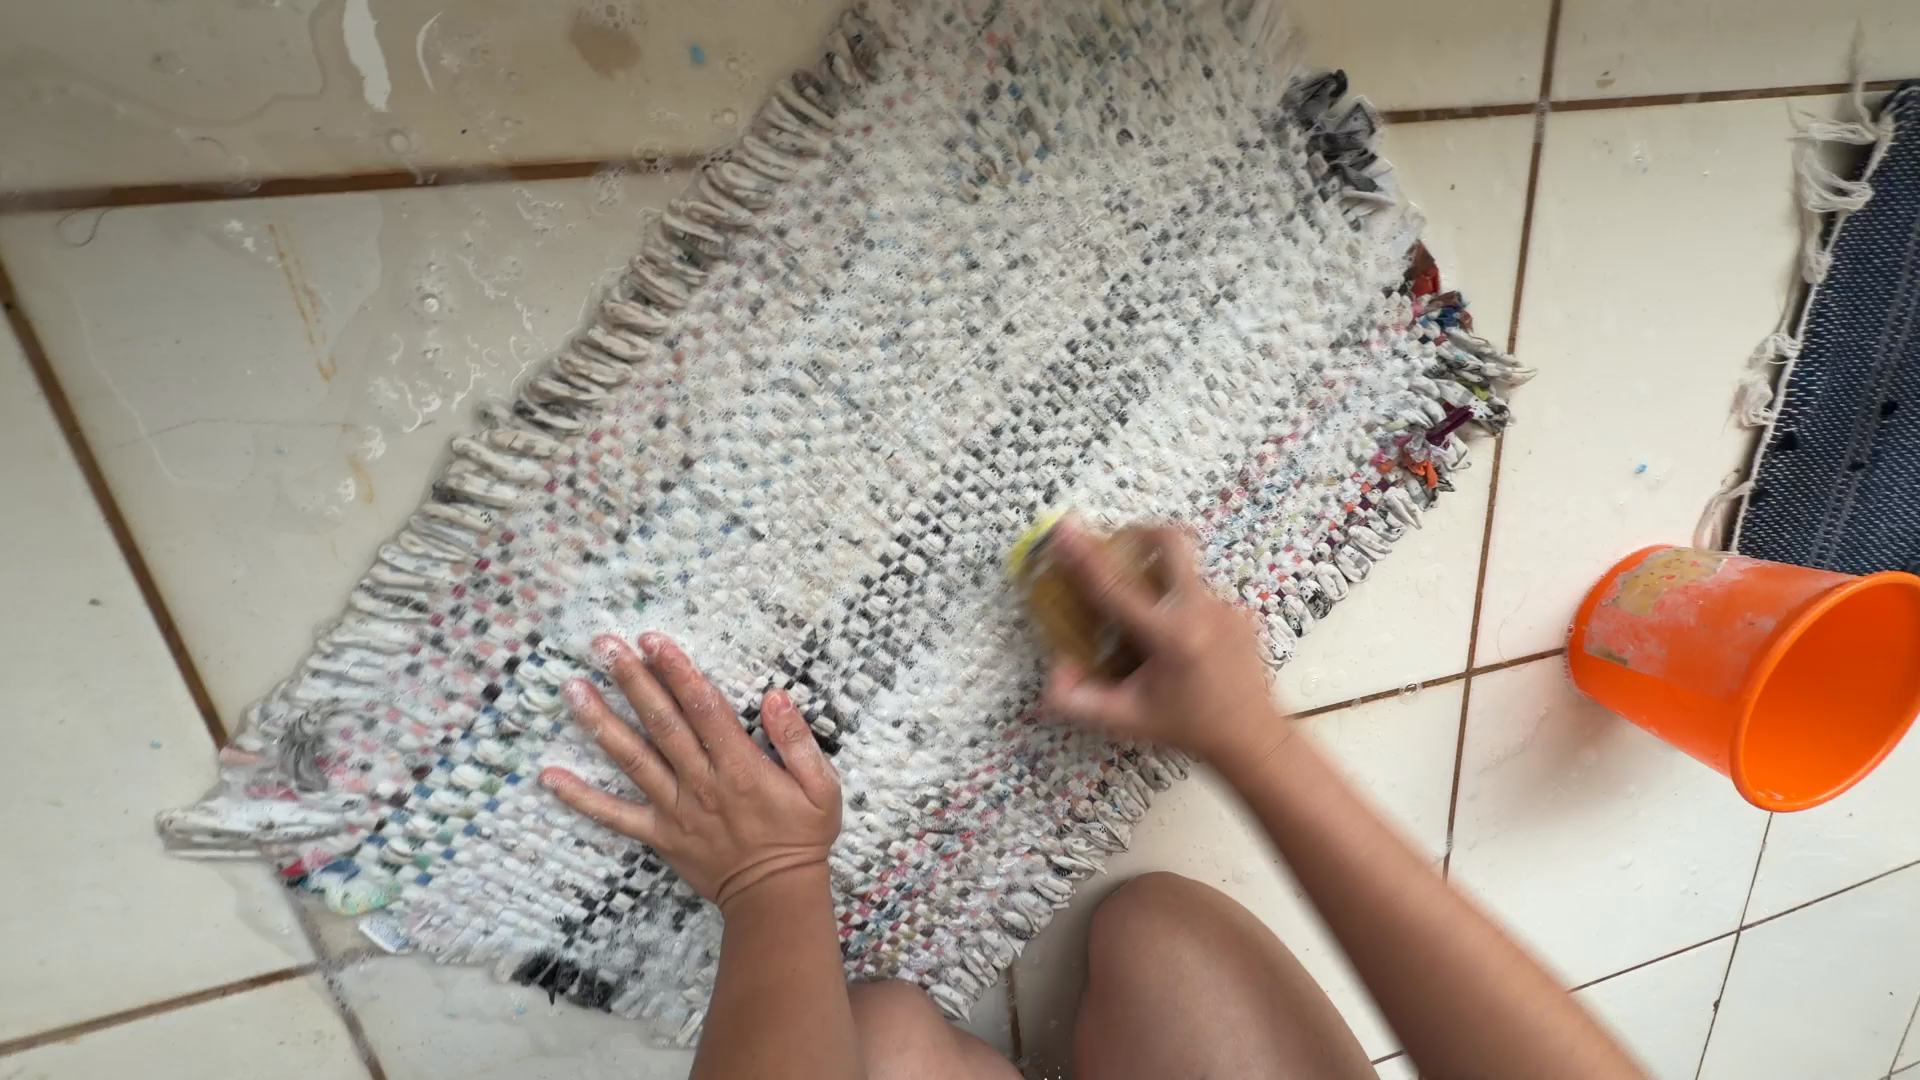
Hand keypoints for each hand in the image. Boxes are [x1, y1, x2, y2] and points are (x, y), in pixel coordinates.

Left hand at [539, 632, 841, 910]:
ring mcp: (675, 809)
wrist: (775, 895)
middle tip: (604, 646)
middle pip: (662, 723)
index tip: (654, 641)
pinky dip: (580, 798)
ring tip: (574, 688)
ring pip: (633, 759)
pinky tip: (549, 777)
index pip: (704, 708)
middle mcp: (701, 782)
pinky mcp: (659, 835)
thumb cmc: (802, 835)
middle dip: (633, 681)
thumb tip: (775, 696)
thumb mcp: (822, 786)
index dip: (678, 672)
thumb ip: (798, 740)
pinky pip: (614, 816)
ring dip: (602, 722)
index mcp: (741, 766)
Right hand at [1039, 516, 1292, 766]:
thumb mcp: (1123, 720)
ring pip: (1185, 570)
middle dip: (1141, 532)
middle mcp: (1200, 611)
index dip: (1084, 554)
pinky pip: (1201, 594)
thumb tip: (1057, 665)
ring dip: (1160, 576)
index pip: (1115, 586)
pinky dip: (1181, 603)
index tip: (1065, 527)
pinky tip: (1180, 636)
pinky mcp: (1241, 612)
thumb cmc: (1185, 728)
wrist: (1255, 739)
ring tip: (1148, 608)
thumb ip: (1076, 700)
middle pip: (1171, 543)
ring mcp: (1226, 607)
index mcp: (1168, 637)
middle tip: (1120, 544)